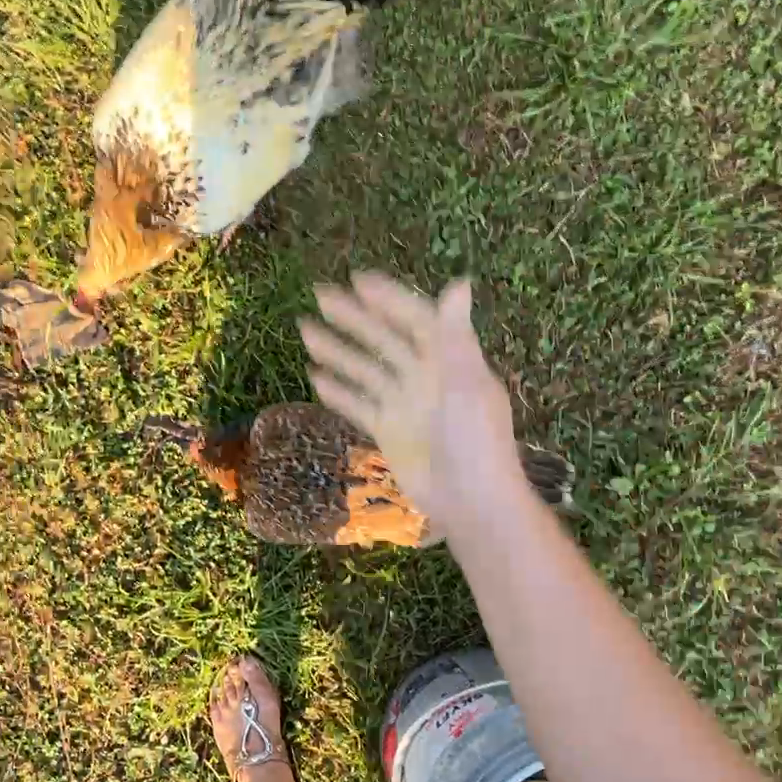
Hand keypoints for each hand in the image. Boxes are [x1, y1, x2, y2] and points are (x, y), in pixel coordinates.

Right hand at [298, 271, 520, 523]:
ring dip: (337, 350)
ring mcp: (403, 404)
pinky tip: (314, 377)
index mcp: (448, 360)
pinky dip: (338, 392)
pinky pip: (358, 405)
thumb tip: (459, 282)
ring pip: (365, 369)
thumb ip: (454, 336)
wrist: (470, 500)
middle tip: (319, 296)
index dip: (388, 299)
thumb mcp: (467, 383)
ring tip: (305, 331)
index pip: (414, 319)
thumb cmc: (475, 440)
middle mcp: (423, 376)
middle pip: (383, 339)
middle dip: (353, 318)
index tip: (357, 280)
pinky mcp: (388, 431)